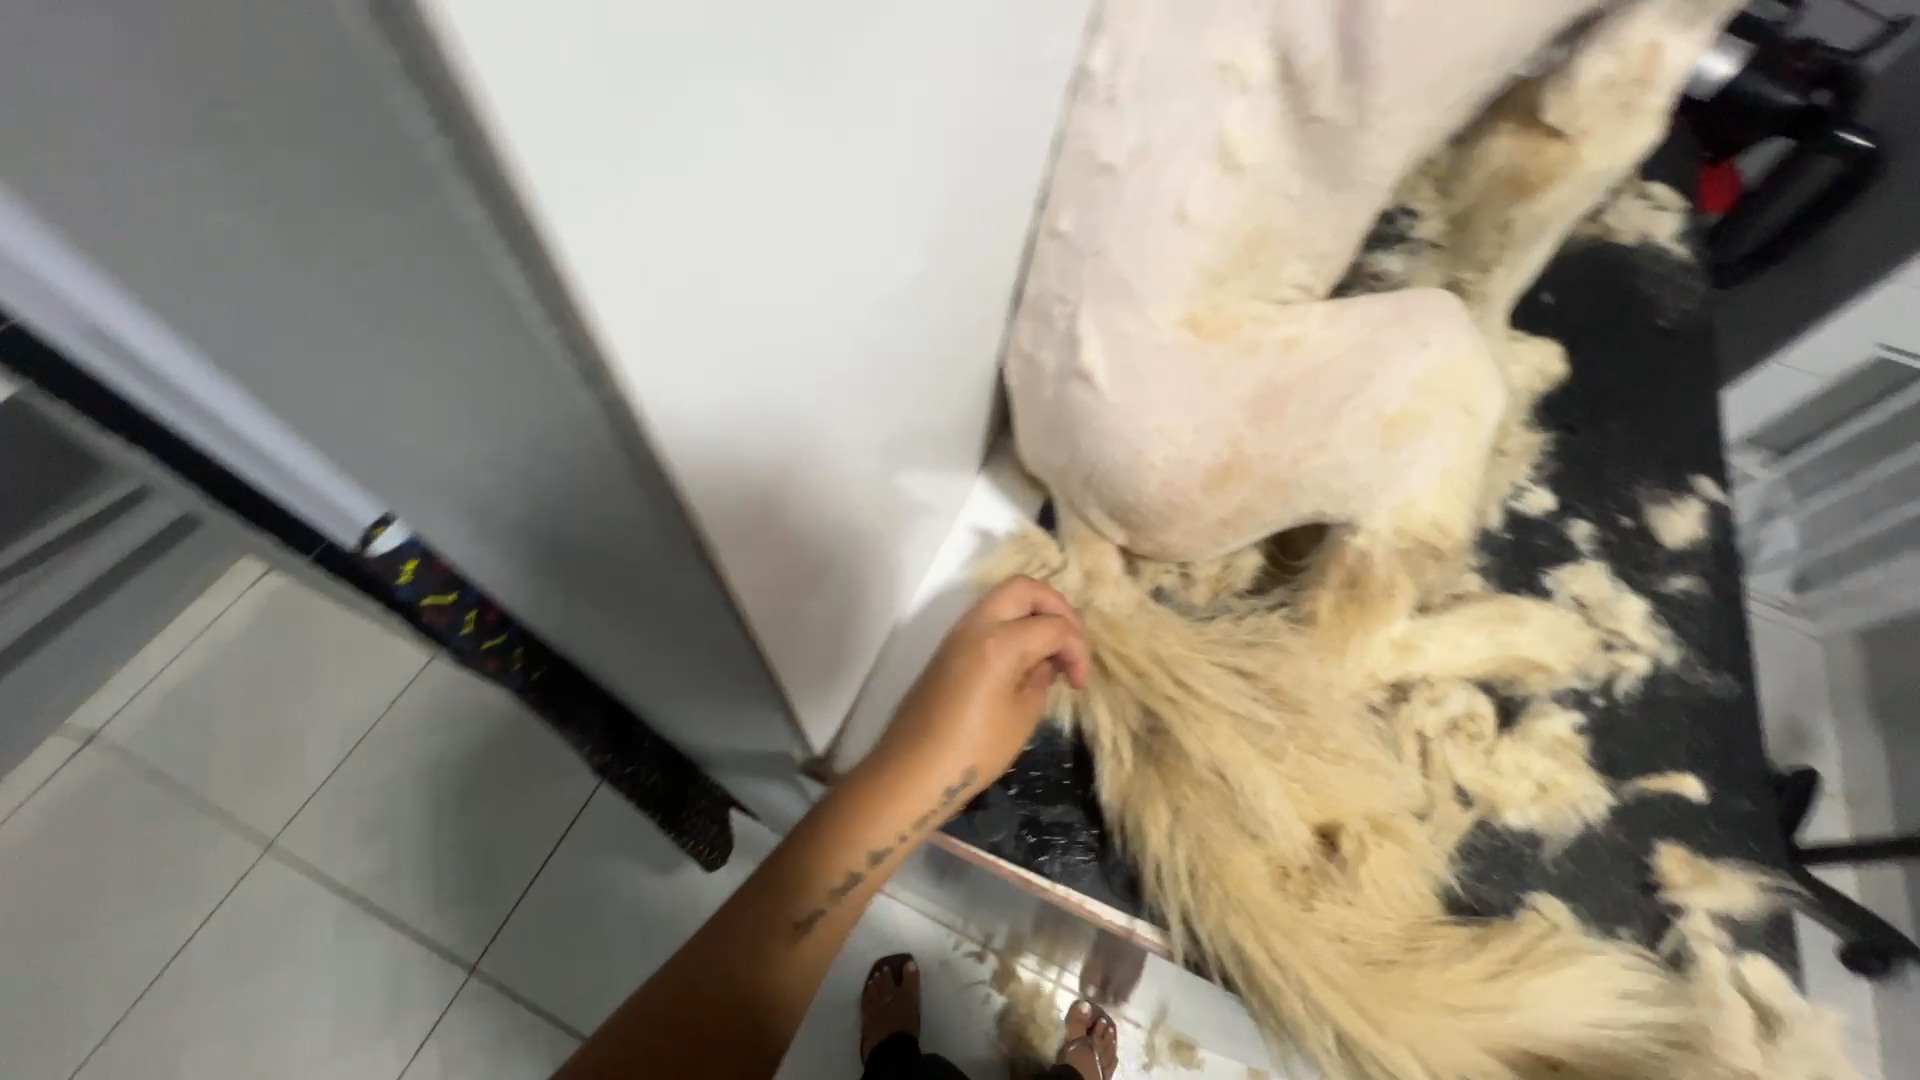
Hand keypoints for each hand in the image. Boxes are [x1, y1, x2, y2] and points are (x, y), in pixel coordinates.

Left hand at [862, 576, 1091, 805]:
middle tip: (1070, 645)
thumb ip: (1041, 677)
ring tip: (1050, 654)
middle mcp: (977, 624)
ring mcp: (958, 633)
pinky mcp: (949, 647)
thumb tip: (1046, 660)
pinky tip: (1024, 661)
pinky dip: (1013, 626)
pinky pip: (988, 618)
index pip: (1054, 626)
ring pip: (1003, 599)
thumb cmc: (974, 750)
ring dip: (1033, 614)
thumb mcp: (1023, 716)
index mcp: (1000, 641)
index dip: (1078, 650)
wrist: (912, 770)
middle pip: (1024, 588)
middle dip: (1056, 608)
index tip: (1079, 684)